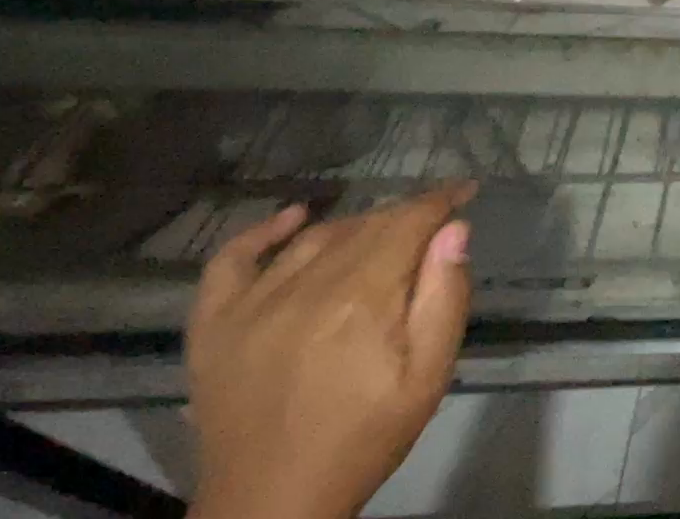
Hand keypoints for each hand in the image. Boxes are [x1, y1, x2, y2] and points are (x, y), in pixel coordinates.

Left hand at [186, 184, 475, 518]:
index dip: (441, 201)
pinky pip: (231, 261)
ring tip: (386, 231)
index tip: (466, 191)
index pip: (408, 224)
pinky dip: (261, 232)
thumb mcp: (429, 373)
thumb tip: (454, 229)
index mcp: (362, 300)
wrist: (273, 502)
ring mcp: (251, 305)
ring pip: (316, 238)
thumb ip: (445, 297)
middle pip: (366, 227)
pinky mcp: (214, 325)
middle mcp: (305, 289)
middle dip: (407, 215)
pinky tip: (294, 218)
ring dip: (357, 225)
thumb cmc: (367, 435)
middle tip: (436, 222)